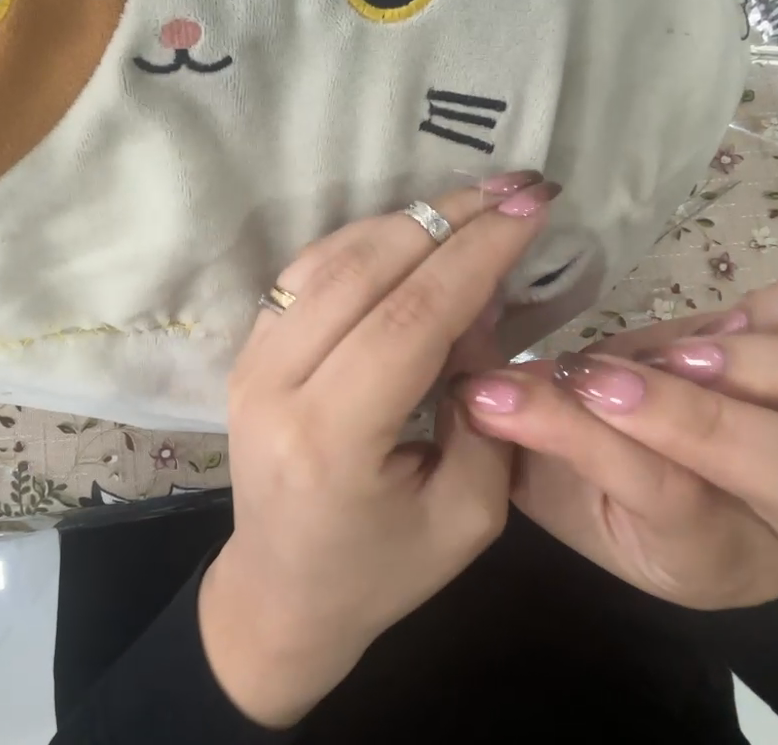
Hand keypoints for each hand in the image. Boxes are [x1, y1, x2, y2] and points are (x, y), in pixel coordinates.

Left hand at [199, 173, 554, 726]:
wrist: (280, 591)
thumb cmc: (380, 571)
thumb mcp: (466, 516)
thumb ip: (485, 410)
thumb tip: (483, 307)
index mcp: (330, 439)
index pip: (410, 318)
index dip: (476, 255)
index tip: (532, 209)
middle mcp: (275, 386)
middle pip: (363, 272)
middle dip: (447, 220)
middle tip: (514, 188)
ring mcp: (249, 363)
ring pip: (327, 261)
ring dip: (404, 220)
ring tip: (473, 200)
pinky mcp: (245, 353)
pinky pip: (304, 276)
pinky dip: (360, 242)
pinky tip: (410, 230)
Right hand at [459, 277, 777, 609]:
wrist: (632, 443)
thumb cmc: (579, 473)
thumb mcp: (539, 470)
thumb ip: (526, 431)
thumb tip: (483, 388)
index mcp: (712, 563)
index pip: (675, 505)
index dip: (598, 443)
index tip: (513, 389)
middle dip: (716, 422)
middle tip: (617, 374)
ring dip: (777, 367)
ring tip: (680, 346)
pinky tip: (723, 318)